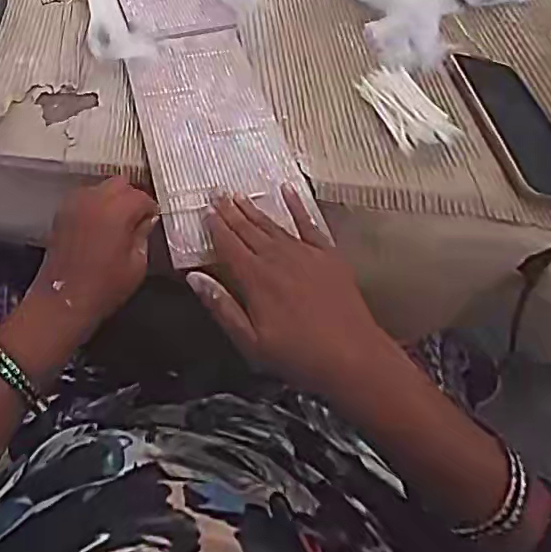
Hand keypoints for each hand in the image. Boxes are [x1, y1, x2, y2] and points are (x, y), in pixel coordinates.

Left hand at [28, 177, 158, 336]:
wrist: (63, 298)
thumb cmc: (105, 286)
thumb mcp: (137, 264)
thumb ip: (143, 235)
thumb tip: (145, 221)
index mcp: (117, 210)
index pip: (141, 196)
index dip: (150, 209)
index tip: (151, 221)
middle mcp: (94, 198)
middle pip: (120, 183)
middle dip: (131, 198)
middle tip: (135, 219)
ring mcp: (75, 202)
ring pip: (100, 187)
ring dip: (111, 199)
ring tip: (115, 222)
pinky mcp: (62, 210)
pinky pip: (84, 197)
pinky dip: (94, 204)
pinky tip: (97, 224)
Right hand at [188, 186, 392, 394]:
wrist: (357, 360)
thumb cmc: (299, 356)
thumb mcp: (250, 342)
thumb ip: (221, 306)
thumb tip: (193, 277)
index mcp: (255, 278)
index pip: (228, 245)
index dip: (215, 226)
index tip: (205, 211)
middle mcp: (277, 259)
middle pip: (247, 229)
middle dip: (230, 211)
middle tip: (217, 194)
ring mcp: (305, 254)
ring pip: (272, 225)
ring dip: (253, 209)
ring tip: (239, 195)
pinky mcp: (328, 256)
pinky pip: (308, 224)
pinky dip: (297, 206)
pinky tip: (287, 191)